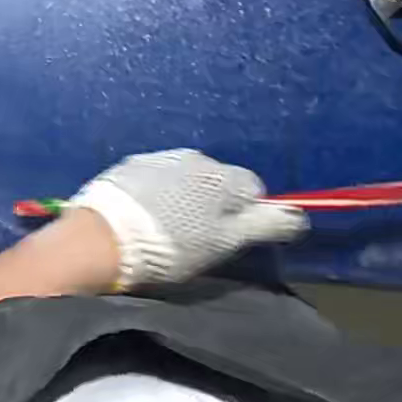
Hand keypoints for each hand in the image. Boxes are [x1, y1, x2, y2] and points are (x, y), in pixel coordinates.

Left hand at [67, 149, 306, 288]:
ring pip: (183, 178)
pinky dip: (155, 193)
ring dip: (182, 197)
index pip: (251, 189)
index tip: (226, 236)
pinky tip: (142, 214)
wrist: (104, 236)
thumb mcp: (225, 242)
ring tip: (165, 226)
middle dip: (212, 204)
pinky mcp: (126, 166)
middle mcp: (190, 157)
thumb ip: (264, 225)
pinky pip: (154, 178)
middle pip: (215, 181)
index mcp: (220, 174)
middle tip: (194, 235)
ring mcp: (155, 158)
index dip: (244, 215)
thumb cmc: (171, 244)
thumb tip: (297, 215)